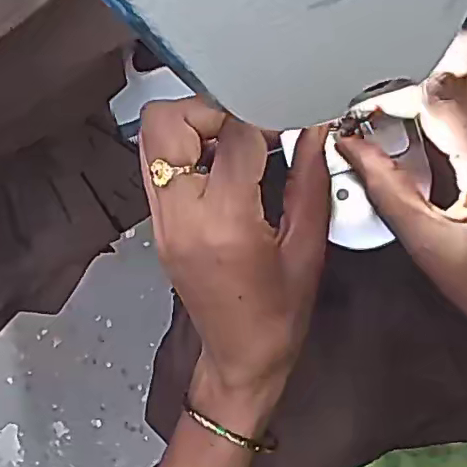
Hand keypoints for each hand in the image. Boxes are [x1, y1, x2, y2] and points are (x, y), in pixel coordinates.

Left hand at [138, 98, 330, 434]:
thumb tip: (314, 131)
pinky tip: (220, 166)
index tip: (289, 117)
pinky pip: (156, 168)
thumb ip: (309, 180)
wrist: (241, 359)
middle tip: (249, 124)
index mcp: (224, 226)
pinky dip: (185, 151)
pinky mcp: (159, 230)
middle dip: (211, 108)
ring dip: (193, 126)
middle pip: (167, 122)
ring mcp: (162, 225)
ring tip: (235, 143)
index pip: (233, 136)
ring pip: (152, 139)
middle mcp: (181, 220)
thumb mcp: (306, 249)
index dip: (267, 114)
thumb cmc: (278, 318)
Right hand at [335, 28, 466, 381]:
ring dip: (465, 66)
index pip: (442, 96)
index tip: (372, 108)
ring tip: (432, 100)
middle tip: (406, 93)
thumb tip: (351, 143)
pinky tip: (464, 115)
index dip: (397, 94)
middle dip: (436, 60)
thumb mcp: (427, 243)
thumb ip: (386, 186)